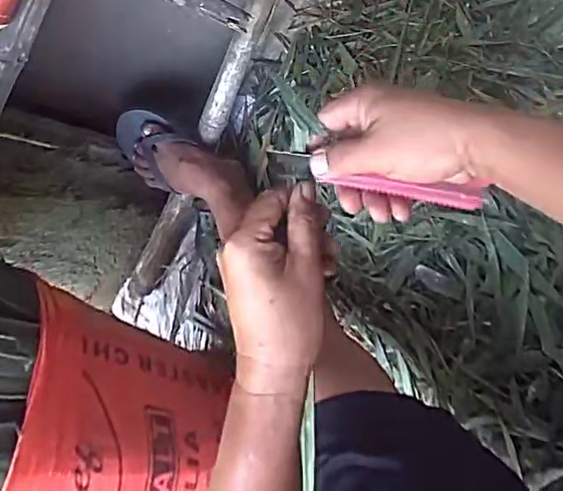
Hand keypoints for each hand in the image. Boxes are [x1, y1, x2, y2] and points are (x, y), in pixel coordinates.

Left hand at [219, 184, 326, 393]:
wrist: (274, 374)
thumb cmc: (292, 320)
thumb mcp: (306, 264)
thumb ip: (304, 220)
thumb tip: (304, 188)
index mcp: (242, 239)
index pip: (272, 198)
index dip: (300, 201)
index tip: (324, 215)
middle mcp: (232, 246)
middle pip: (273, 216)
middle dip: (304, 224)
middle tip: (329, 241)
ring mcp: (237, 262)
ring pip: (275, 235)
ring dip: (304, 242)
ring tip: (328, 261)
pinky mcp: (245, 277)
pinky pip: (269, 252)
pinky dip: (292, 256)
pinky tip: (316, 270)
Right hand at [313, 86, 497, 222]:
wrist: (474, 145)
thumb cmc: (419, 142)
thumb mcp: (373, 153)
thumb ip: (339, 161)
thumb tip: (314, 163)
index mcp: (363, 103)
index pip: (328, 121)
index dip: (321, 148)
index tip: (322, 177)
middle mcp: (378, 114)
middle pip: (350, 150)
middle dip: (352, 182)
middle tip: (354, 207)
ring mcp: (398, 132)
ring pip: (373, 166)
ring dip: (375, 193)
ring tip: (384, 214)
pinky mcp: (416, 151)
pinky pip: (395, 171)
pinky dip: (395, 191)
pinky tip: (403, 210)